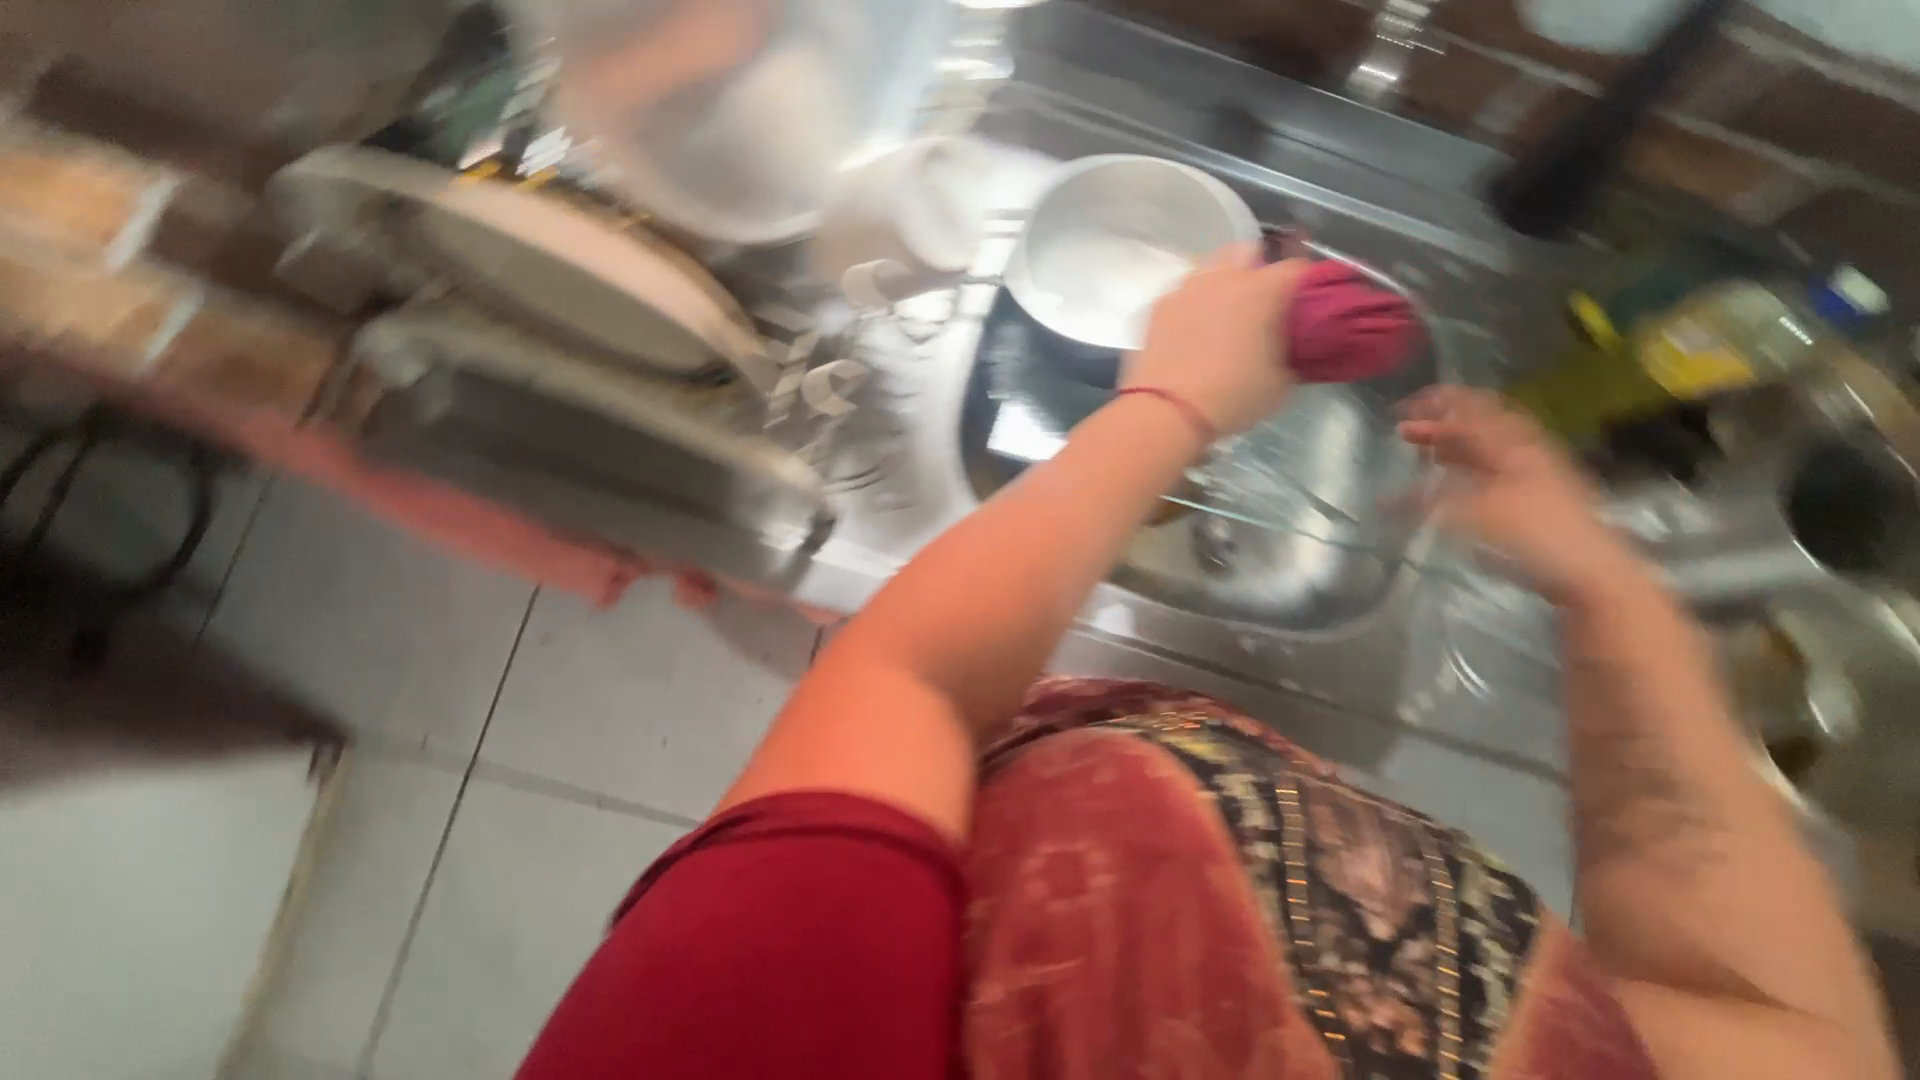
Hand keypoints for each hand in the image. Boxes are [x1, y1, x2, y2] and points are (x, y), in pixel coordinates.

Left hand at [1121, 245, 1307, 438]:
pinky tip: (1192, 326)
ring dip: (1223, 281)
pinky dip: (1193, 301)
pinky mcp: (1159, 307)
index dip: (1305, 284)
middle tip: (1261, 302)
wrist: (1166, 412)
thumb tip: (1294, 345)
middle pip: (1248, 252)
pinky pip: (1183, 291)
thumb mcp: (1280, 382)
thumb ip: (1293, 352)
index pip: (1296, 268)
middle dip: (1258, 269)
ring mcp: (1187, 288)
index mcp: (1262, 290)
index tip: (1305, 303)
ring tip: (1225, 312)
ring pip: (1211, 267)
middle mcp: (1224, 278)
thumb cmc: (1231, 397)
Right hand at [1398, 387, 1644, 604]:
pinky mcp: (1530, 498)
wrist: (1591, 571)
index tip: (1400, 410)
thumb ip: (1429, 502)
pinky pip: (1489, 473)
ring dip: (1450, 448)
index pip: (1468, 407)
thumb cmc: (1534, 534)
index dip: (1433, 403)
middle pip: (1476, 426)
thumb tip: (1388, 501)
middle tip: (1403, 433)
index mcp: (1511, 443)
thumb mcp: (1474, 514)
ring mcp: (1529, 474)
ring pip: (1483, 450)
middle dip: (1437, 426)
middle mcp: (1521, 450)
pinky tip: (1448, 485)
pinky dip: (1463, 472)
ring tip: (1422, 455)